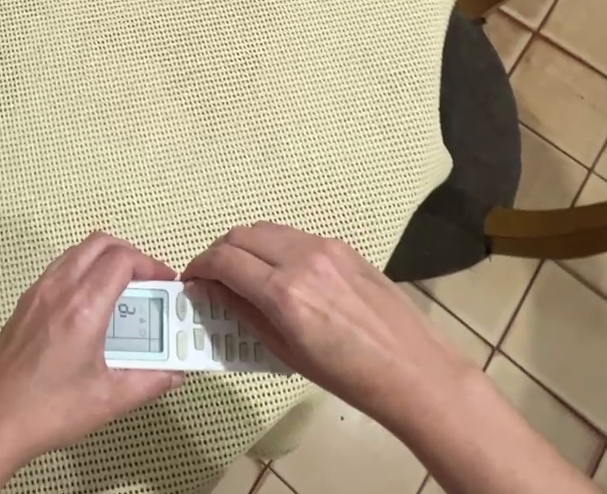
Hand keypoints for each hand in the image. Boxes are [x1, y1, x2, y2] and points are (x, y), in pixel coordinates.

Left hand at [0, 233, 183, 492]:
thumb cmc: (45, 410)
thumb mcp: (108, 400)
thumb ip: (149, 382)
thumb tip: (174, 372)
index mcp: (83, 305)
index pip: (122, 259)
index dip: (150, 264)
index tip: (165, 283)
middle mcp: (59, 288)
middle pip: (99, 243)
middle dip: (129, 254)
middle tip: (147, 281)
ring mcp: (38, 292)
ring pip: (76, 252)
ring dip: (103, 259)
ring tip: (123, 291)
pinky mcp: (24, 304)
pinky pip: (59, 269)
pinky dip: (82, 271)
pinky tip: (90, 306)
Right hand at [183, 222, 479, 430]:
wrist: (414, 370)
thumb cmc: (348, 377)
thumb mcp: (286, 352)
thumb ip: (243, 313)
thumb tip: (211, 290)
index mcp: (284, 293)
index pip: (223, 260)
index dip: (199, 267)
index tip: (192, 281)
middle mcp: (300, 259)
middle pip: (239, 235)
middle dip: (218, 253)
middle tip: (213, 277)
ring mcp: (323, 247)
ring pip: (264, 229)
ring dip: (245, 246)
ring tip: (243, 272)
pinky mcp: (340, 245)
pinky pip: (293, 235)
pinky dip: (273, 246)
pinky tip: (280, 272)